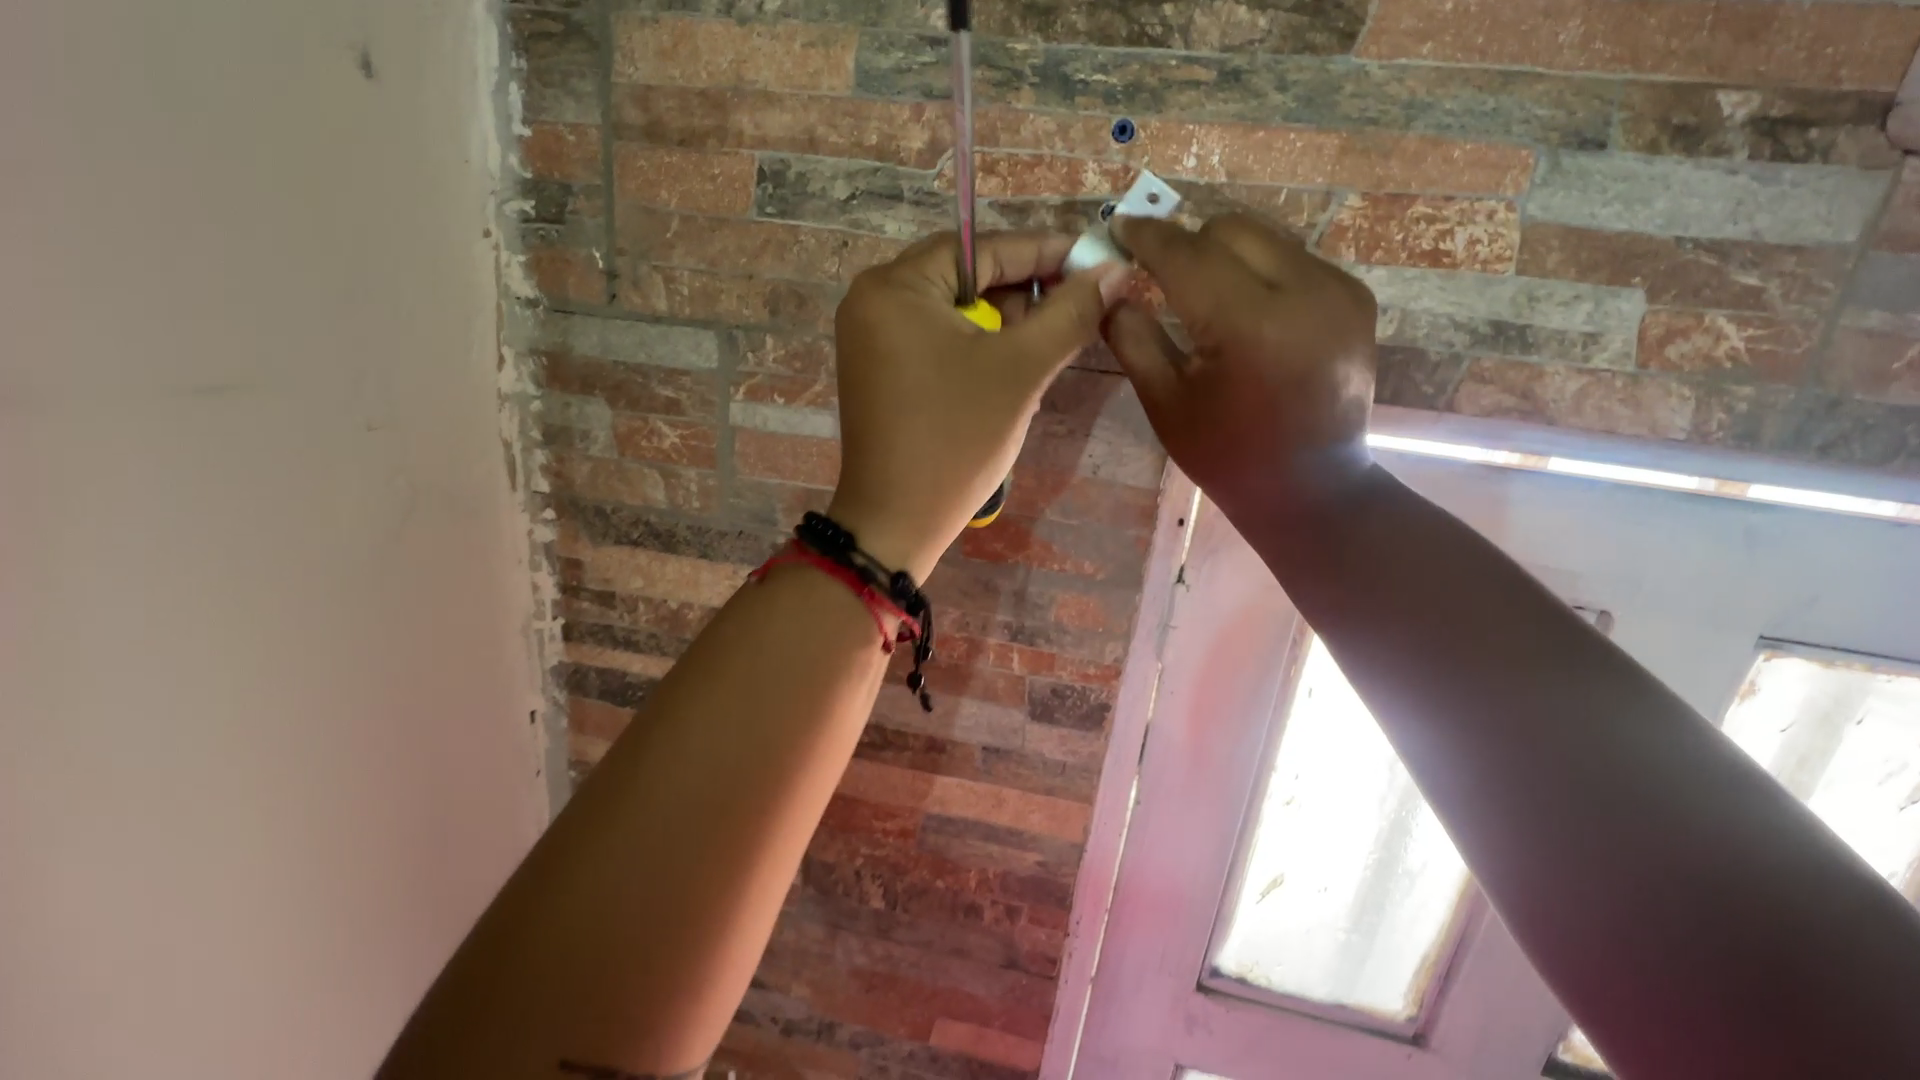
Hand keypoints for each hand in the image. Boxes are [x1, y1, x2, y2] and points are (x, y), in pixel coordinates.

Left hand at [829, 231, 1128, 579]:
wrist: (896, 522)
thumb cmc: (957, 439)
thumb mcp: (1022, 369)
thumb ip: (1070, 313)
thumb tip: (1114, 271)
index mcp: (895, 286)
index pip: (982, 248)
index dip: (1045, 252)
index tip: (1095, 259)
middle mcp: (871, 300)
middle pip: (964, 274)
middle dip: (1023, 290)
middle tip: (1072, 310)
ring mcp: (869, 337)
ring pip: (952, 308)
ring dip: (1003, 320)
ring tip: (1043, 346)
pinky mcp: (876, 369)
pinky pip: (934, 336)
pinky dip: (975, 344)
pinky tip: (1009, 365)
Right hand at [1106, 213, 1378, 523]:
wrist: (1311, 488)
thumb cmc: (1227, 454)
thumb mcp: (1164, 402)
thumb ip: (1132, 336)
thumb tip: (1108, 288)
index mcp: (1248, 326)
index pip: (1187, 255)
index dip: (1148, 237)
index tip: (1119, 225)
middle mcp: (1303, 292)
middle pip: (1230, 230)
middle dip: (1188, 243)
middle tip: (1160, 272)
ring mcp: (1338, 291)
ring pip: (1266, 237)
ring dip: (1226, 254)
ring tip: (1203, 292)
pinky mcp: (1355, 296)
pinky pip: (1295, 258)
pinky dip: (1261, 270)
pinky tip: (1247, 309)